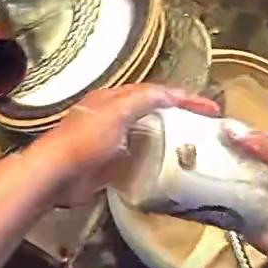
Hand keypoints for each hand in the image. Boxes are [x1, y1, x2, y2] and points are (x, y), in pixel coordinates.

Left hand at [28, 84, 218, 206]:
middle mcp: (112, 116)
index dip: (184, 98)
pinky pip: (139, 159)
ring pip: (147, 134)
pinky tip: (169, 168)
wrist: (57, 175)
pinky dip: (155, 160)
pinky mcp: (109, 165)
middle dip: (180, 116)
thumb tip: (168, 93)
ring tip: (195, 146)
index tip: (210, 108)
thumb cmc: (83, 141)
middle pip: (152, 111)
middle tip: (206, 125)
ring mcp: (111, 141)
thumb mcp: (116, 112)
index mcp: (113, 99)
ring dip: (170, 138)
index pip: (156, 92)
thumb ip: (141, 100)